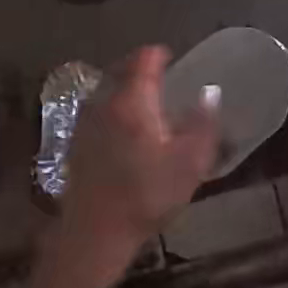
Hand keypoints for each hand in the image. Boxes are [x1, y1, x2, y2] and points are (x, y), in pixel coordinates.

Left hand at [58, 45, 220, 253]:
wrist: (96, 232)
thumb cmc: (148, 195)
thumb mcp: (190, 162)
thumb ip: (203, 123)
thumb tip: (210, 92)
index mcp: (132, 101)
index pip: (144, 59)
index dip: (160, 54)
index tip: (173, 59)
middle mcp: (104, 103)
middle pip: (122, 71)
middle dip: (142, 70)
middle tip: (163, 80)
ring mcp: (85, 124)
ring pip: (108, 92)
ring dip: (127, 91)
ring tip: (147, 105)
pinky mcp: (76, 144)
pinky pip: (98, 113)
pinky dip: (114, 111)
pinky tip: (125, 132)